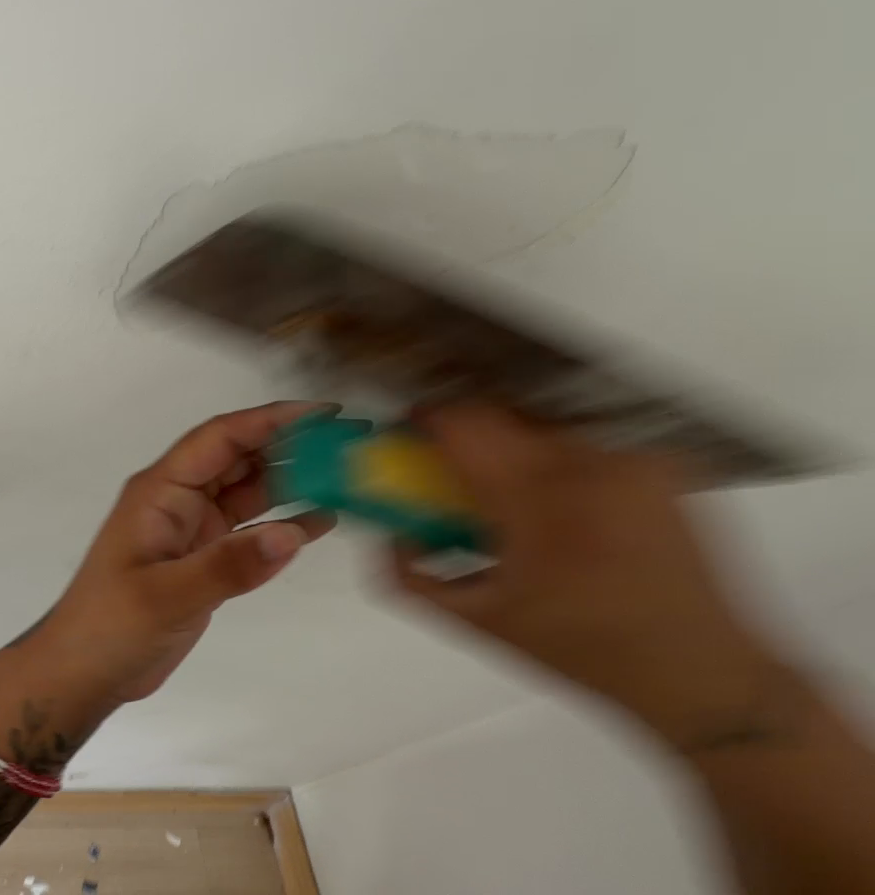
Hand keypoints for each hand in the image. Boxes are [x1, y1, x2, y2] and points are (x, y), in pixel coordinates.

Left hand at [21, 402, 336, 706]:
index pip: (219, 439)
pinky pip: (251, 530)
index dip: (269, 420)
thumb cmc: (112, 625)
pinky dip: (286, 522)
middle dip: (291, 443)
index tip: (324, 412)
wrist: (87, 668)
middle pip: (239, 458)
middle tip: (353, 439)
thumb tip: (292, 535)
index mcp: (160, 491)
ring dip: (293, 479)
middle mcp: (178, 500)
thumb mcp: (167, 596)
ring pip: (249, 491)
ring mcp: (193, 529)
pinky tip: (326, 519)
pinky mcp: (205, 559)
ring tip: (348, 471)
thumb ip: (227, 566)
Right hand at [391, 405, 780, 746]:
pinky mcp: (664, 469)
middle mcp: (588, 465)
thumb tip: (384, 532)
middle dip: (465, 439)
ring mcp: (633, 463)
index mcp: (537, 500)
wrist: (710, 678)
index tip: (408, 439)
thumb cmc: (581, 650)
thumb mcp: (475, 624)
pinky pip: (585, 447)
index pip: (462, 422)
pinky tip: (565, 510)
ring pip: (540, 429)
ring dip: (512, 452)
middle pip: (498, 416)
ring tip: (514, 500)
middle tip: (454, 476)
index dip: (424, 421)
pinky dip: (558, 465)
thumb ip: (408, 577)